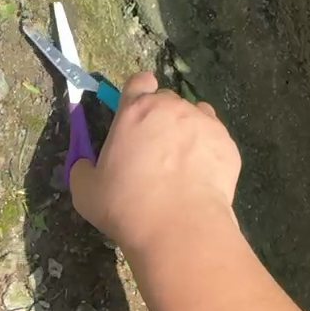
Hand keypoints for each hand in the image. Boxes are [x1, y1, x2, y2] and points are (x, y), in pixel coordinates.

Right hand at [69, 72, 241, 256]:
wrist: (177, 228)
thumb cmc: (125, 207)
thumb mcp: (86, 193)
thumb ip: (83, 170)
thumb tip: (85, 166)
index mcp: (134, 112)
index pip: (138, 82)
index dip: (137, 93)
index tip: (135, 113)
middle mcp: (171, 108)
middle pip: (166, 101)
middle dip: (159, 119)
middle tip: (153, 153)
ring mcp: (204, 123)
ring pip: (195, 117)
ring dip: (185, 132)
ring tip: (179, 166)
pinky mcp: (227, 144)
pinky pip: (214, 141)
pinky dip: (206, 154)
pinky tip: (198, 180)